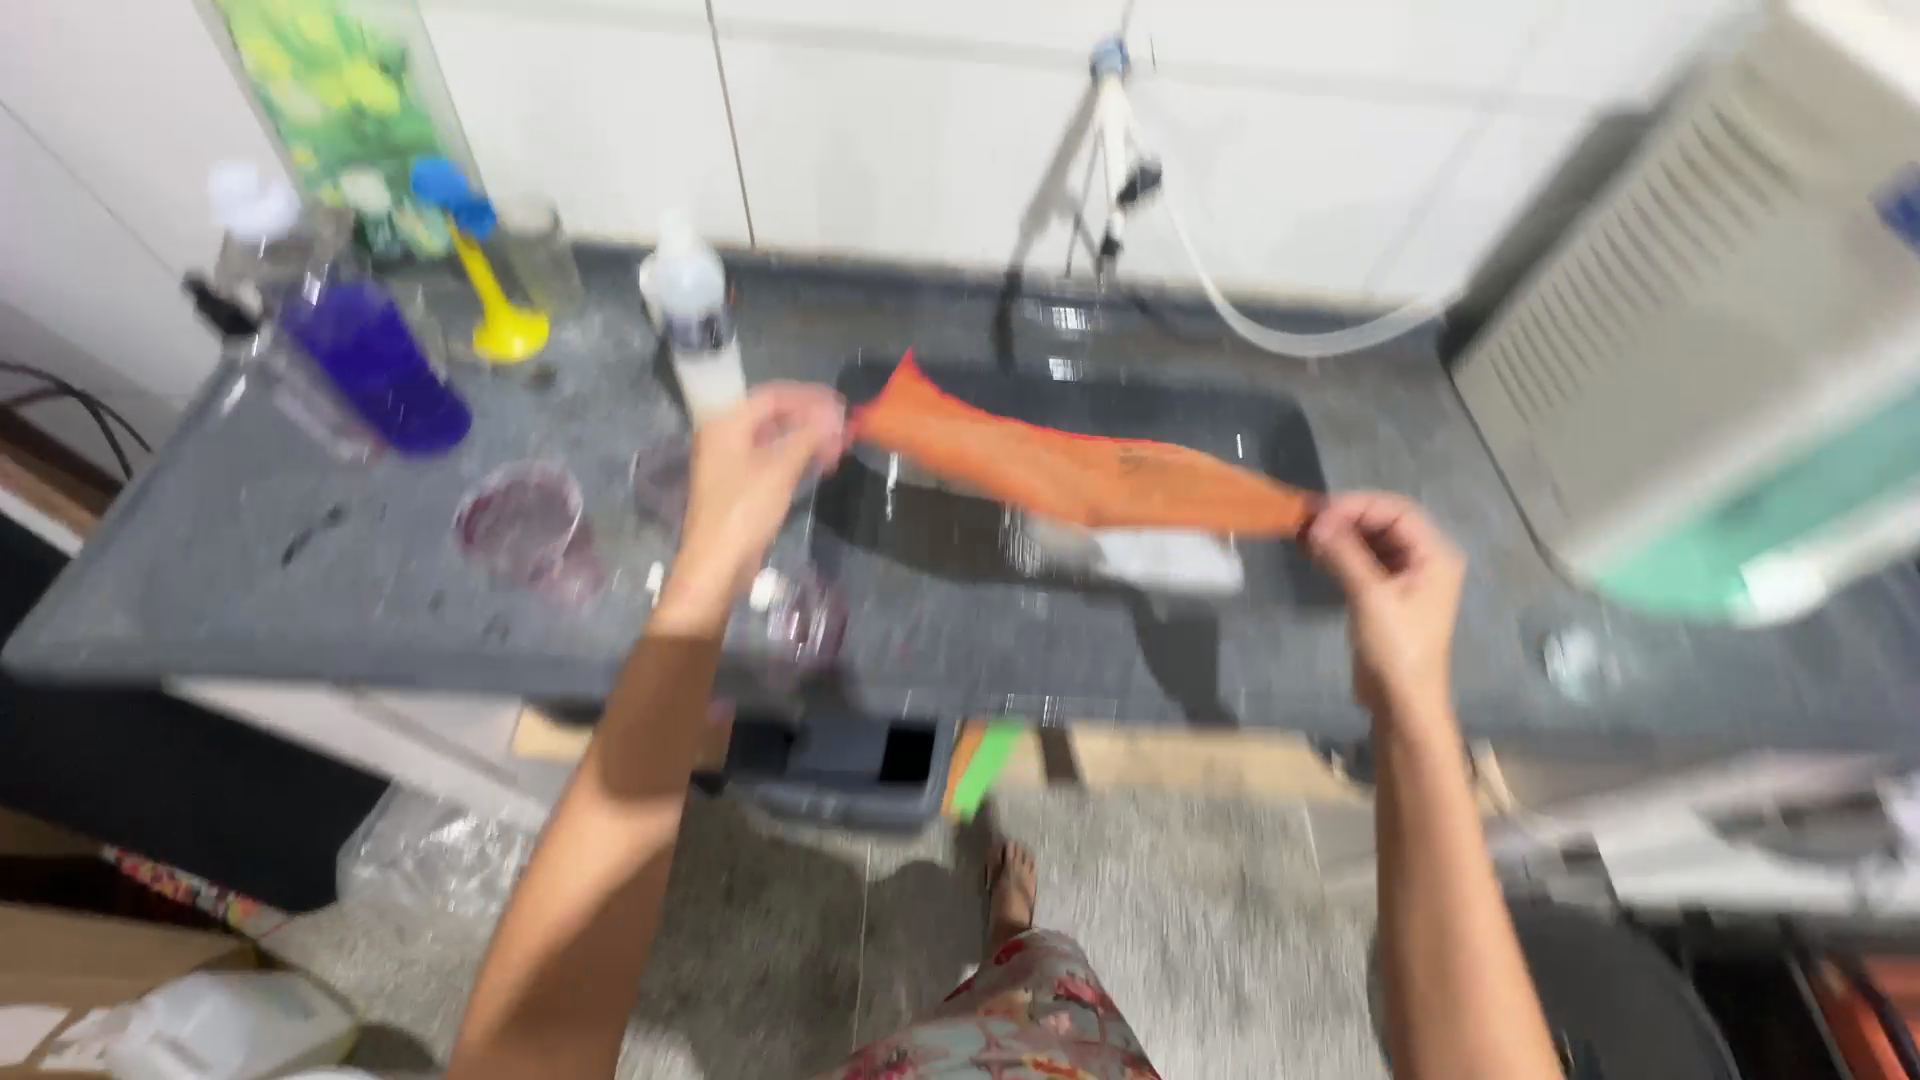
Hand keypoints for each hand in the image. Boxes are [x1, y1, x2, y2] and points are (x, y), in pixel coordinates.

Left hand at [653, 383, 846, 632]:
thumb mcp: (780, 469)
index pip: (773, 395)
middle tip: (844, 428)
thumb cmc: (745, 511)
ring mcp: (733, 460)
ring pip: (777, 437)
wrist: (718, 563)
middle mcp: (726, 435)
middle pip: (774, 415)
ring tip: (839, 446)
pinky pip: (774, 458)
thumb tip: (836, 416)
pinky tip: (821, 463)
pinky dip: (798, 456)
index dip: (809, 398)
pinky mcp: (742, 483)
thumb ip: (809, 436)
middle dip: (811, 419)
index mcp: (726, 423)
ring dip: (808, 438)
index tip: (841, 405)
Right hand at [1305, 491, 1465, 730]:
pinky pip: (1361, 560)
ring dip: (1339, 533)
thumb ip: (1344, 554)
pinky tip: (1313, 550)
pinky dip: (1338, 552)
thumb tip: (1315, 522)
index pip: (1396, 511)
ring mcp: (1403, 577)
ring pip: (1370, 540)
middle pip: (1383, 522)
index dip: (1356, 505)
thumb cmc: (1396, 647)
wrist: (1401, 699)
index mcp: (1434, 555)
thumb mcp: (1370, 596)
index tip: (1318, 513)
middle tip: (1306, 519)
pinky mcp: (1384, 592)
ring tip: (1304, 531)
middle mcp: (1423, 559)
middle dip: (1345, 516)